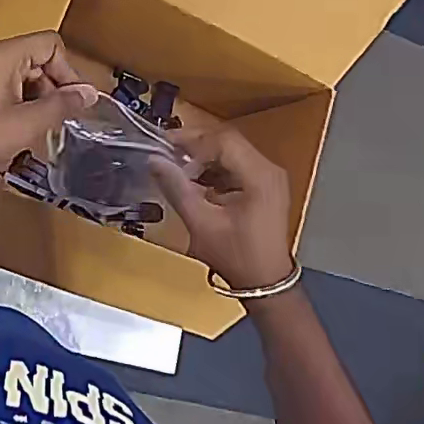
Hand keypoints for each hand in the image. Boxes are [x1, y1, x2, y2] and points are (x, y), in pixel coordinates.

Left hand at [0, 32, 99, 184]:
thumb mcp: (27, 125)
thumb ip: (62, 106)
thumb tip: (90, 94)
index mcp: (3, 55)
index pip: (50, 44)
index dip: (68, 71)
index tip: (73, 102)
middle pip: (36, 59)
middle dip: (52, 88)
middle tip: (55, 121)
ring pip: (21, 75)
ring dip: (36, 99)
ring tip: (35, 130)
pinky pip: (4, 85)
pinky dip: (18, 103)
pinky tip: (15, 130)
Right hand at [151, 128, 294, 290]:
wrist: (264, 283)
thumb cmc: (236, 256)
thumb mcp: (202, 223)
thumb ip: (178, 189)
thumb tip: (154, 161)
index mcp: (260, 176)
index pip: (224, 141)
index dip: (192, 140)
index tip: (165, 146)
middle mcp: (269, 169)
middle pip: (229, 142)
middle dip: (196, 145)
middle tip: (166, 151)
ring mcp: (269, 177)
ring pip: (232, 152)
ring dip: (204, 156)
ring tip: (177, 166)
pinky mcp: (264, 186)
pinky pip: (236, 166)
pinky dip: (214, 168)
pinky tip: (195, 179)